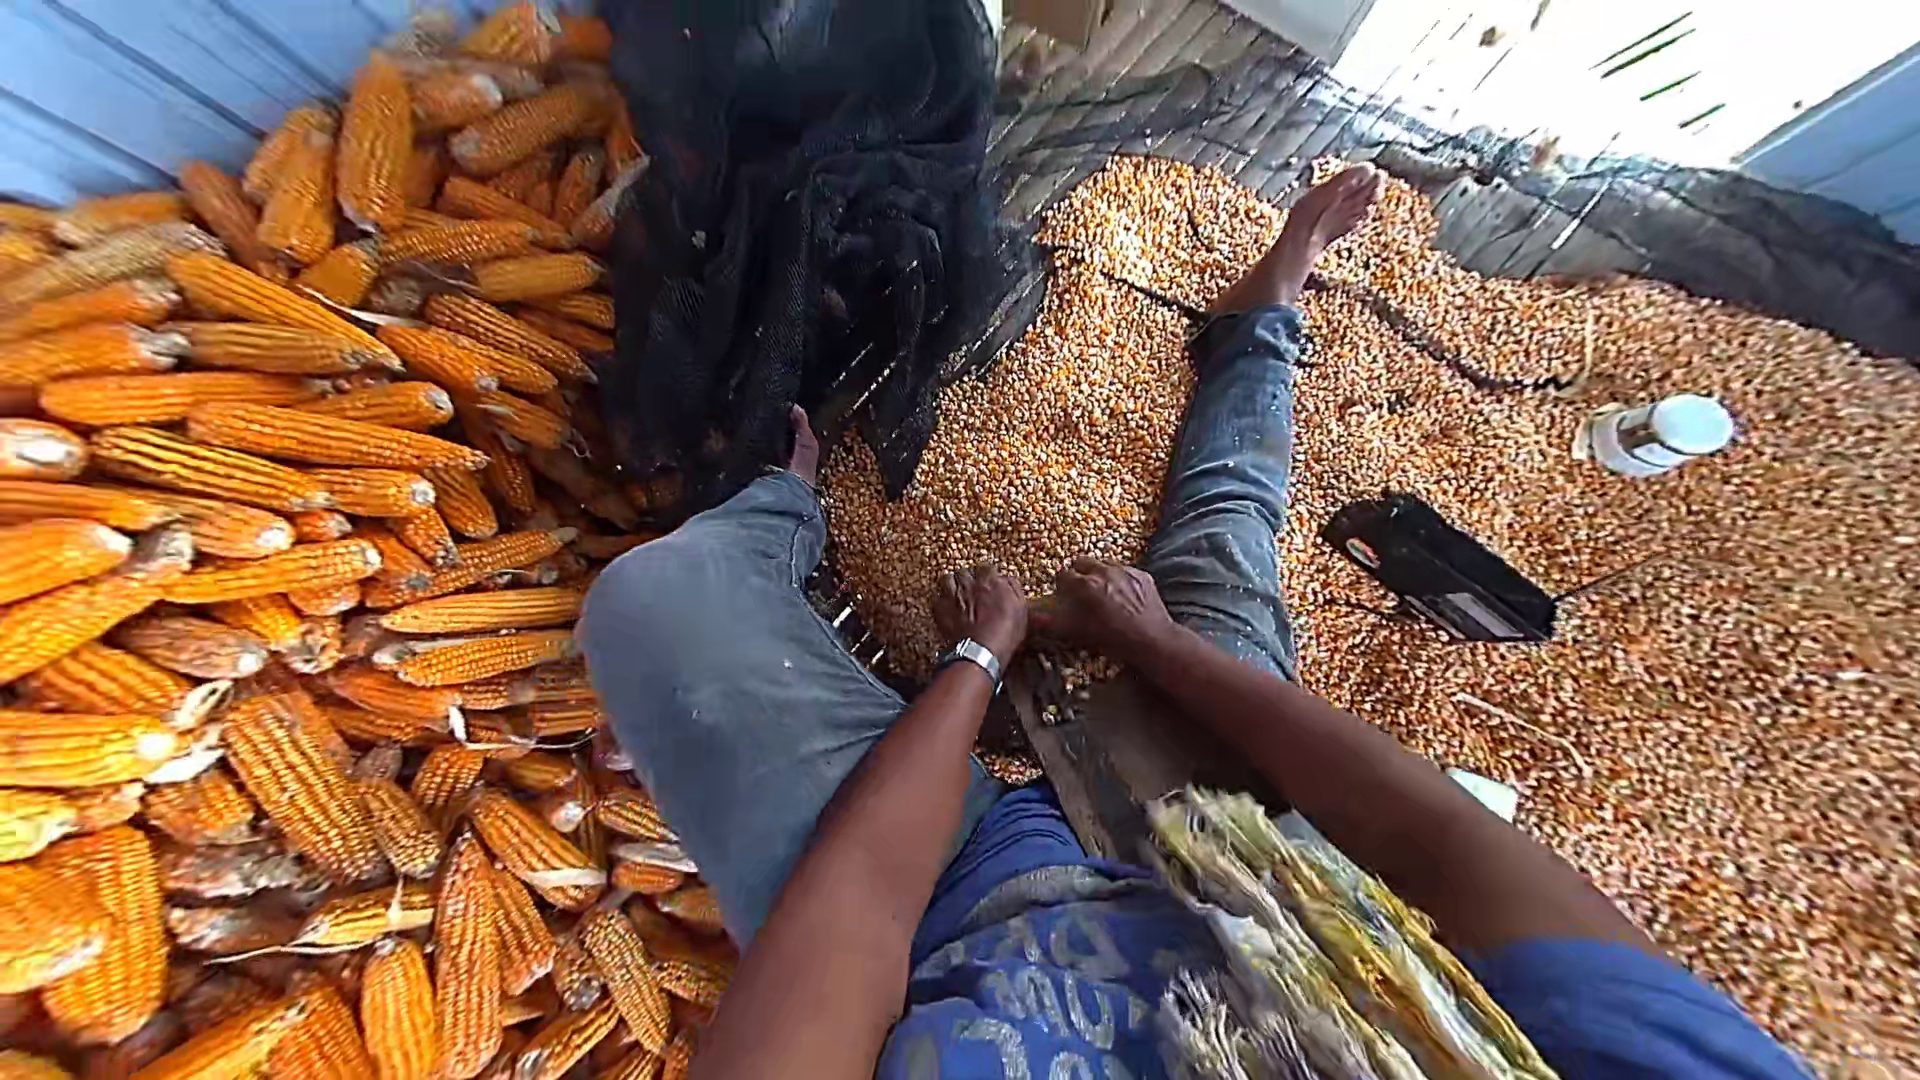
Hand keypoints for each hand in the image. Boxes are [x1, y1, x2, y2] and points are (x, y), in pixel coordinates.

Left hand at [933, 563, 1028, 662]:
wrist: (982, 650)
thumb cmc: (1005, 633)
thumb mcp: (1021, 610)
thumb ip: (1014, 589)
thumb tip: (1008, 579)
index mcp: (991, 581)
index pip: (987, 568)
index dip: (988, 575)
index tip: (989, 582)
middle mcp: (970, 584)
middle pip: (966, 571)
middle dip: (969, 578)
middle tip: (972, 588)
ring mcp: (953, 594)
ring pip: (948, 579)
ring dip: (953, 584)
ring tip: (957, 593)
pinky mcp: (941, 608)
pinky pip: (938, 597)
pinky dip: (943, 601)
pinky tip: (948, 607)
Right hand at [1030, 557, 1177, 664]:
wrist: (1152, 641)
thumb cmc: (1111, 639)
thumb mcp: (1078, 632)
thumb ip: (1052, 622)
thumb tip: (1031, 617)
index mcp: (1085, 584)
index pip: (1063, 575)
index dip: (1061, 586)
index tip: (1064, 595)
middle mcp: (1104, 571)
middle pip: (1082, 562)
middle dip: (1079, 574)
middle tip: (1081, 591)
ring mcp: (1125, 571)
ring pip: (1104, 564)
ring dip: (1099, 575)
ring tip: (1103, 593)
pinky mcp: (1142, 575)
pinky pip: (1124, 571)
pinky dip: (1120, 580)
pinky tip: (1123, 596)